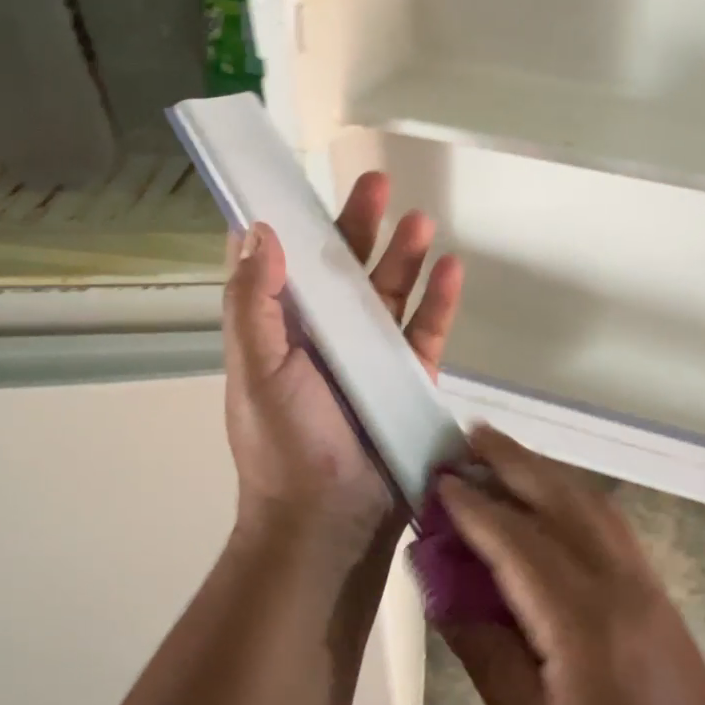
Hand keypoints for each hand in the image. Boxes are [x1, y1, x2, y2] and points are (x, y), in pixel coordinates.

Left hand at [223, 171, 461, 564]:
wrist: (329, 521)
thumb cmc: (283, 443)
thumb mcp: (255, 370)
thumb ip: (253, 302)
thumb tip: (260, 230)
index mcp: (281, 331)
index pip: (283, 266)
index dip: (291, 225)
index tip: (301, 185)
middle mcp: (324, 336)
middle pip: (343, 269)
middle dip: (359, 225)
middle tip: (377, 183)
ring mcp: (370, 356)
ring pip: (390, 293)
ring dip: (405, 255)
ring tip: (422, 220)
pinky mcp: (409, 377)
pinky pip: (426, 330)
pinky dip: (438, 300)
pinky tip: (451, 269)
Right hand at [438, 426, 704, 704]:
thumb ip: (486, 655)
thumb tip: (441, 590)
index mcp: (583, 620)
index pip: (518, 542)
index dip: (475, 508)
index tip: (437, 480)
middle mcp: (618, 581)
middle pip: (561, 501)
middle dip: (514, 462)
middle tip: (468, 434)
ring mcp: (645, 579)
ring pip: (591, 502)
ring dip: (545, 471)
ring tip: (503, 452)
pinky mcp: (657, 588)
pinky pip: (610, 522)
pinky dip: (573, 494)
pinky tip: (553, 497)